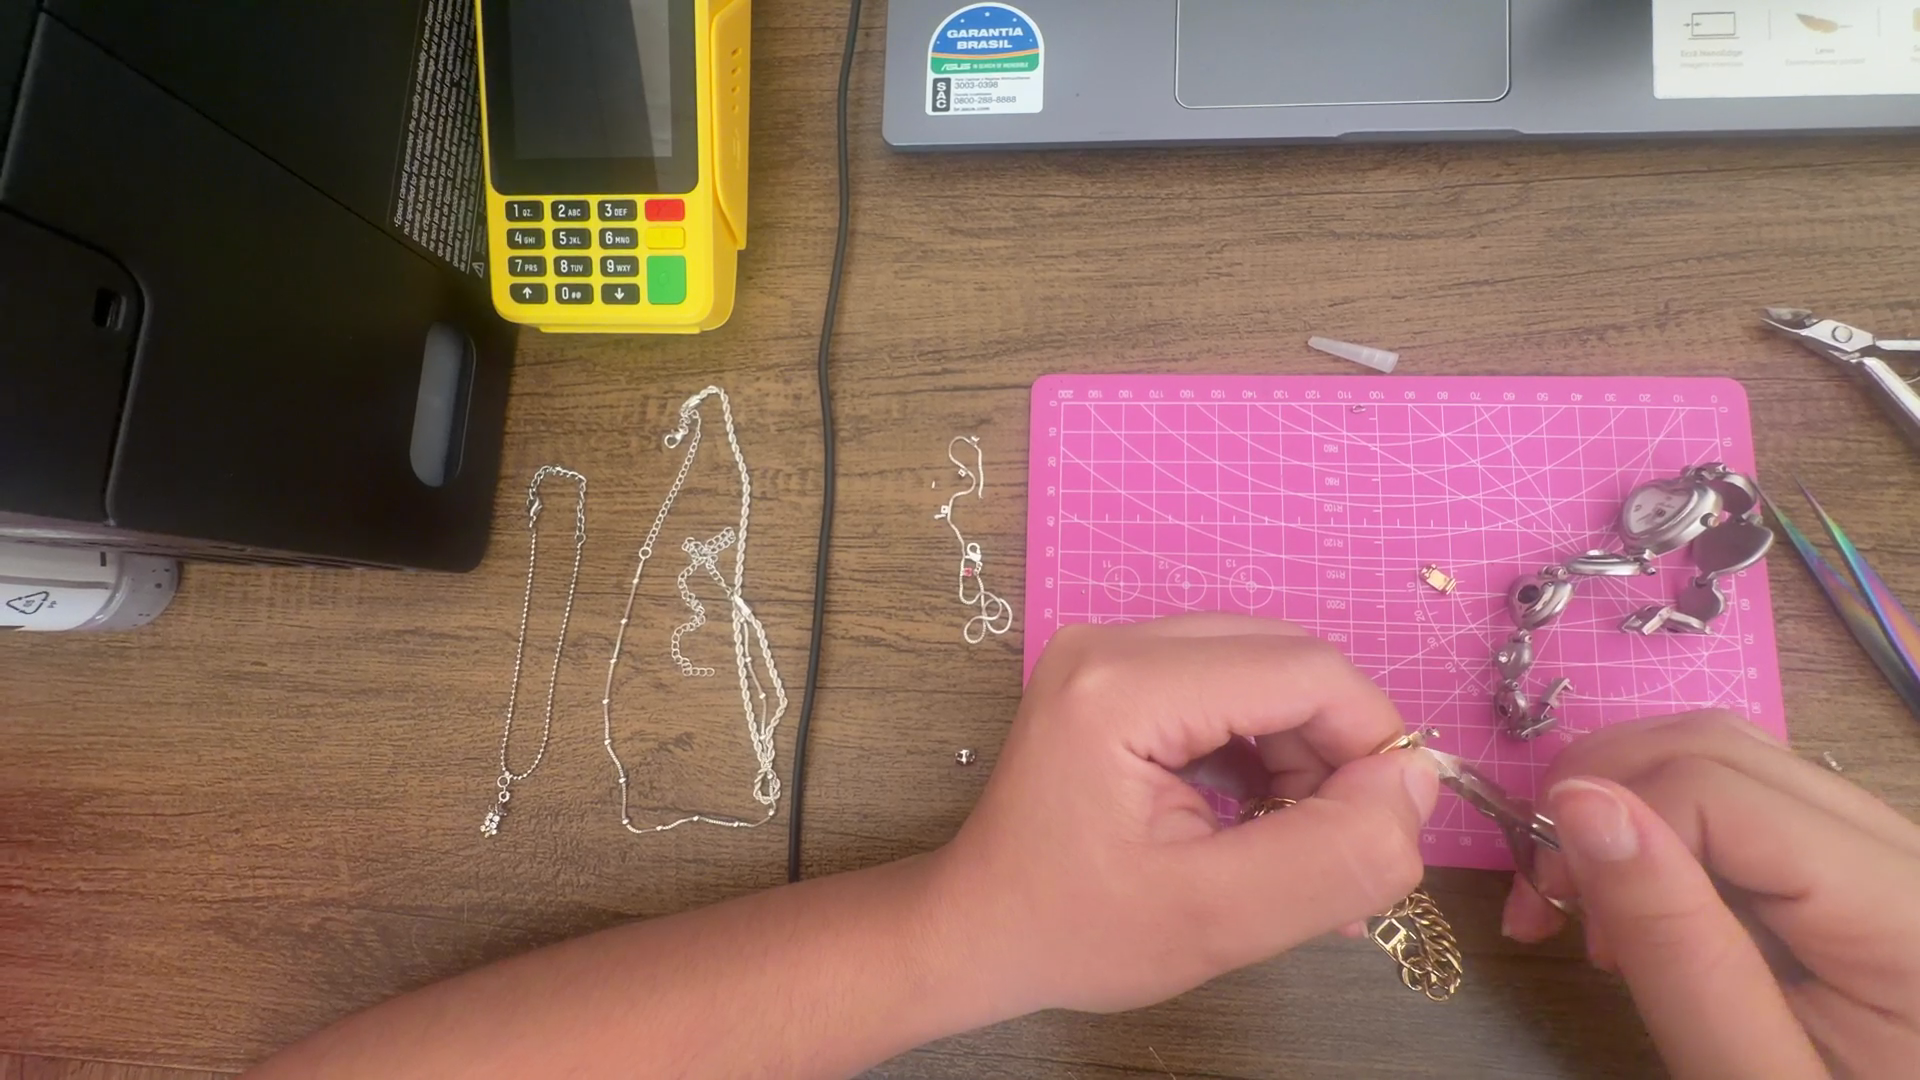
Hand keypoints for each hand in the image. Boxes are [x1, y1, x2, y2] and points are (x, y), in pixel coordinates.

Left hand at [926, 614, 1439, 1015]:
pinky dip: (1258, 741)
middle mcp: (1109, 640)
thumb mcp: (1216, 918)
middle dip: (1332, 747)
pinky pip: (1220, 681)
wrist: (982, 921)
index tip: (1384, 830)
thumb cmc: (1076, 930)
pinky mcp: (1112, 670)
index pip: (1301, 669)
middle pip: (1281, 658)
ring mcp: (1105, 649)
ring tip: (1290, 842)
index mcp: (1121, 684)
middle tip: (1330, 845)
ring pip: (1258, 667)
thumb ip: (1334, 854)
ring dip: (1298, 748)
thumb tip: (1412, 782)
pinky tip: (1255, 812)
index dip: (1372, 741)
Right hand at [1503, 711, 1919, 1078]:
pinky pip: (1732, 781)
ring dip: (1616, 797)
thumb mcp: (1744, 1069)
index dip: (1605, 822)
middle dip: (1595, 795)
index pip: (1712, 789)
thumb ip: (1671, 937)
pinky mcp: (1851, 853)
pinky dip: (1651, 809)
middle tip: (1552, 889)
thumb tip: (1578, 798)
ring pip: (1714, 748)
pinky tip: (1636, 879)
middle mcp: (1917, 856)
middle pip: (1712, 746)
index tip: (1548, 904)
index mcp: (1916, 917)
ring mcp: (1889, 847)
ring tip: (1588, 887)